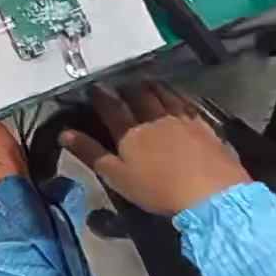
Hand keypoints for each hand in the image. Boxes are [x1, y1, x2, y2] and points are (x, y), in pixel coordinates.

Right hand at [59, 81, 250, 214]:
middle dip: (128, 87)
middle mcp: (155, 119)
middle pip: (140, 96)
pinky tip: (178, 96)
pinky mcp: (204, 127)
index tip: (93, 88)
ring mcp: (182, 120)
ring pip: (165, 95)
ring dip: (153, 86)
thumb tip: (65, 133)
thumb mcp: (115, 175)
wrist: (210, 194)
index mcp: (130, 131)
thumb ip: (90, 153)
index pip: (112, 108)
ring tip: (146, 81)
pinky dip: (179, 96)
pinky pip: (188, 103)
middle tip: (121, 81)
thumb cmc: (155, 188)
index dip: (101, 97)